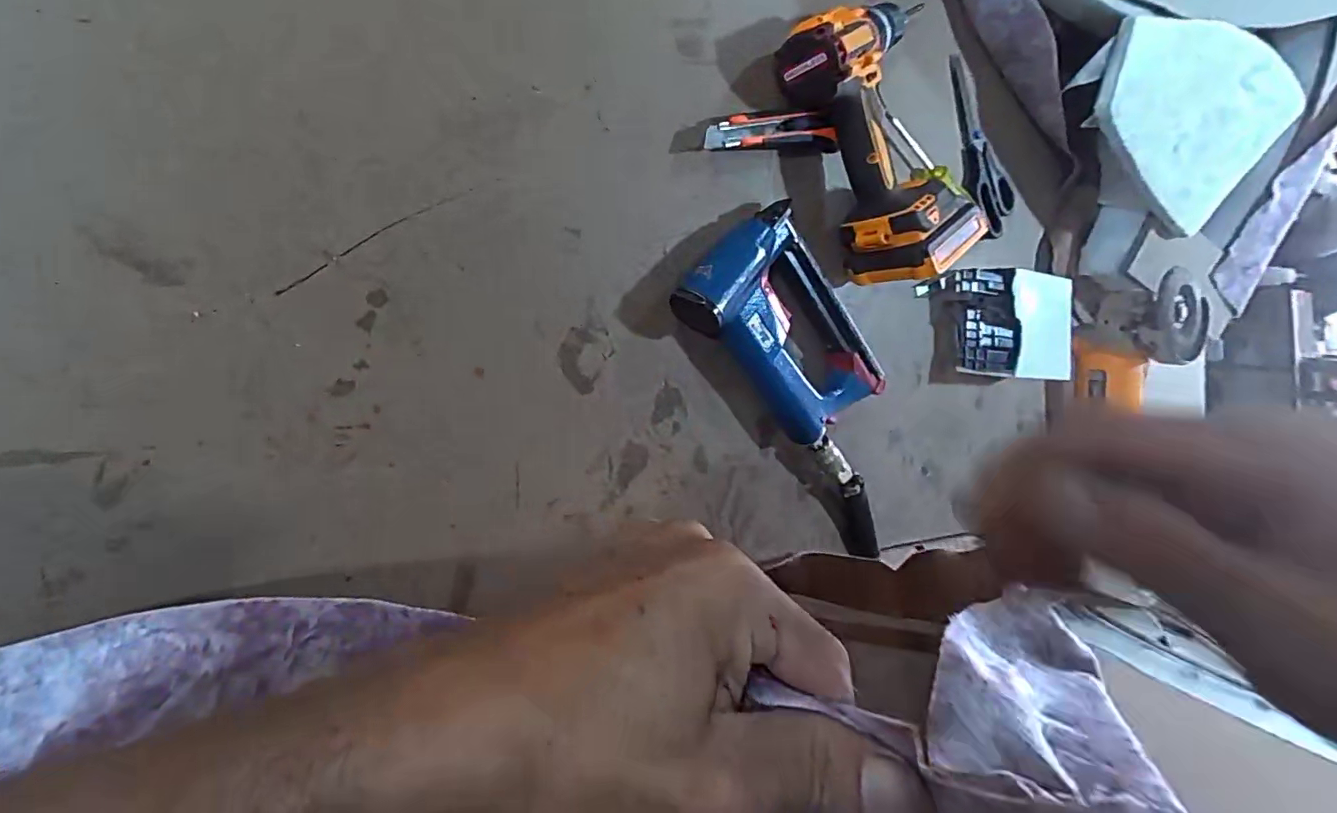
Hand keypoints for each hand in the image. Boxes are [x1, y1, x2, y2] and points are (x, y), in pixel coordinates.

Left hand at [0, 522, 930, 812]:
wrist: (437, 736)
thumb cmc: (585, 758)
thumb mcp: (712, 784)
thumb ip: (814, 774)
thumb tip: (899, 779)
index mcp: (729, 579)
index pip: (823, 666)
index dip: (821, 742)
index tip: (779, 796)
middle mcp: (689, 549)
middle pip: (764, 651)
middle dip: (755, 722)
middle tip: (704, 780)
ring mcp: (636, 557)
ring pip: (711, 647)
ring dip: (708, 708)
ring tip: (657, 758)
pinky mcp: (596, 580)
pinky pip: (661, 633)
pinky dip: (662, 683)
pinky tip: (619, 726)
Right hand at [974, 409, 1336, 810]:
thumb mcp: (1284, 630)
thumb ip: (1154, 548)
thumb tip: (1031, 487)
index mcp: (1267, 449)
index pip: (1103, 433)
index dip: (1024, 467)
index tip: (975, 514)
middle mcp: (1262, 429)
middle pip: (1112, 445)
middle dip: (1045, 496)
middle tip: (1008, 556)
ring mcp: (1274, 452)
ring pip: (1133, 464)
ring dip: (1078, 510)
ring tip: (1050, 565)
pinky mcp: (1277, 483)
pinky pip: (1169, 486)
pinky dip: (1122, 520)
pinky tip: (1116, 559)